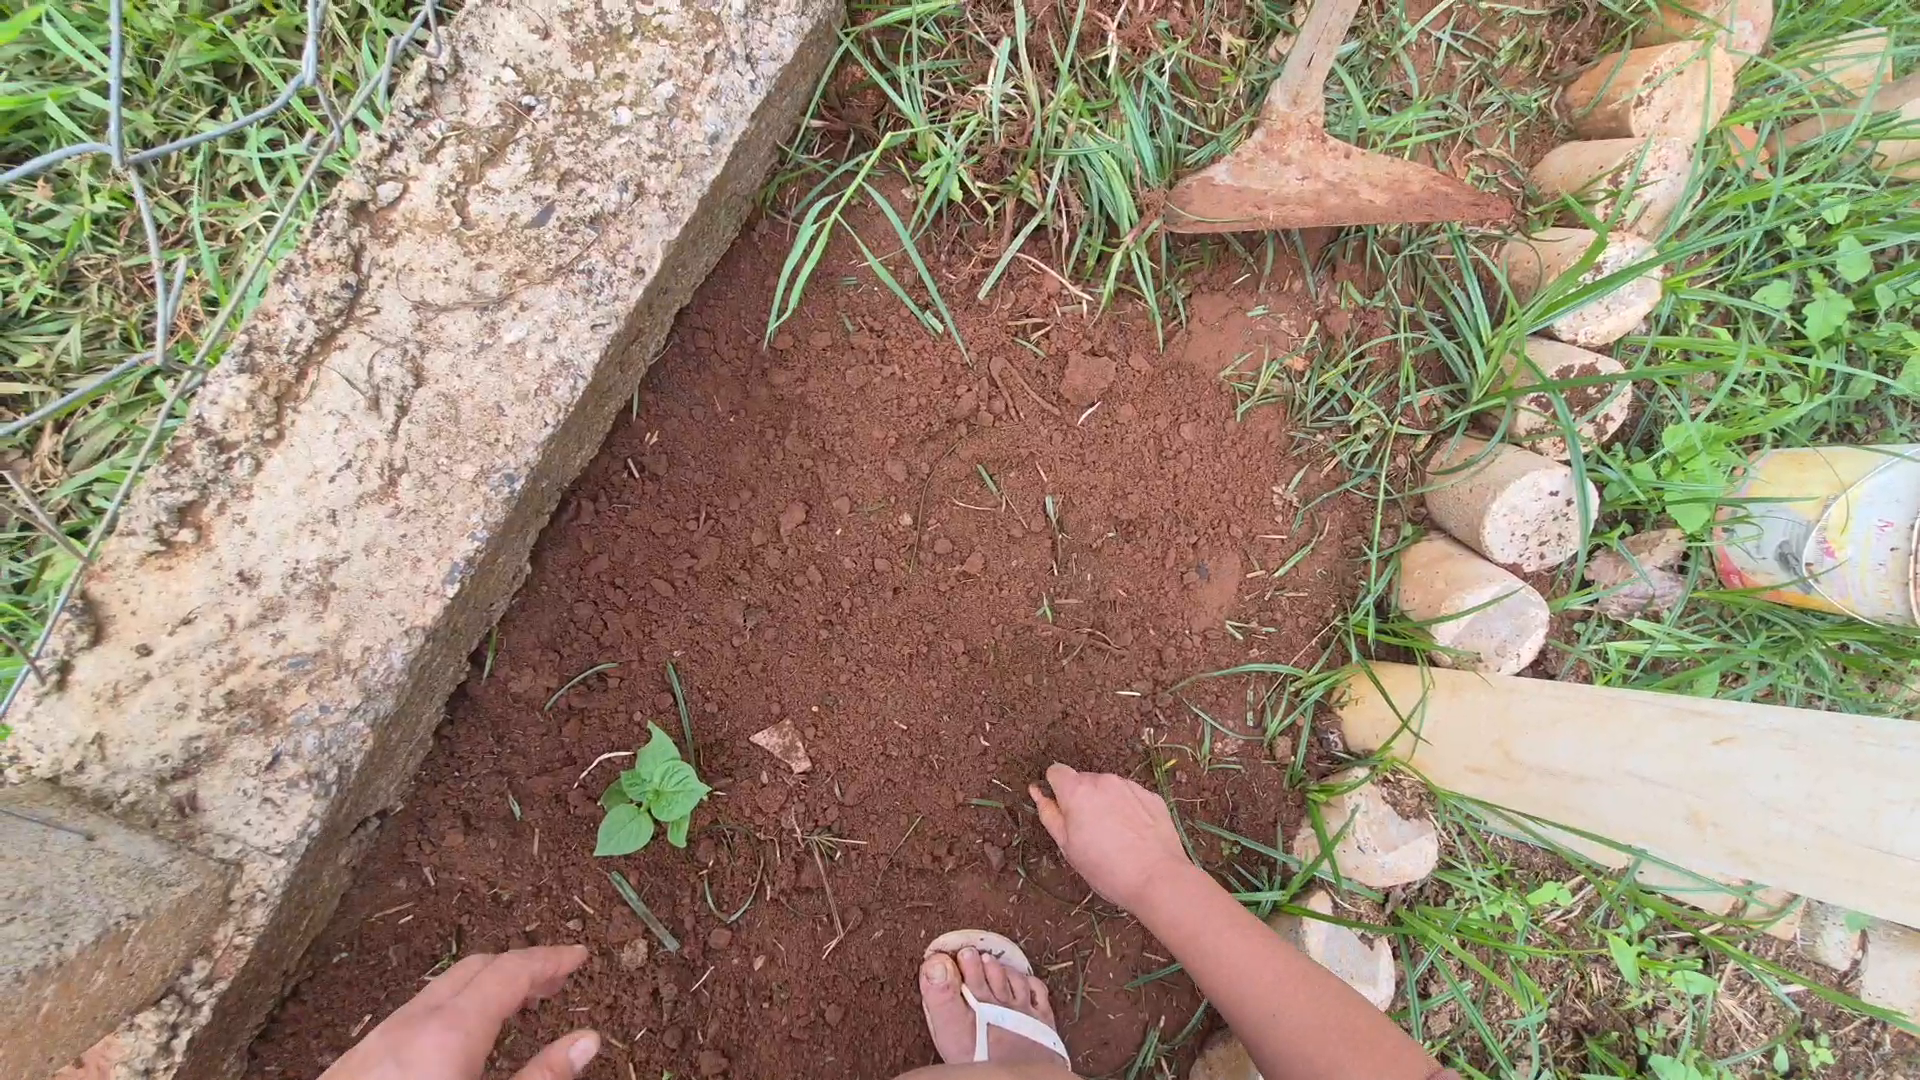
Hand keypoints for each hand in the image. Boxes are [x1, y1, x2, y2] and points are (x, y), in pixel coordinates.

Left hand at [318, 945, 598, 1079]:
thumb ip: (540, 1077)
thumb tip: (589, 1040)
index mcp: (450, 1030)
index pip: (512, 970)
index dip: (551, 958)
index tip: (581, 956)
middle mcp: (411, 1023)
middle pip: (476, 968)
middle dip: (520, 966)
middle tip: (555, 983)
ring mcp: (374, 1043)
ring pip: (440, 991)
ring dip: (485, 987)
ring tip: (515, 1010)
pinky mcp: (349, 1067)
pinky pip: (412, 1017)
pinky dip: (451, 1010)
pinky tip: (458, 1043)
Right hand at [1029, 763, 1192, 912]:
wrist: (1158, 879)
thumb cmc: (1107, 868)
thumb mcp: (1067, 847)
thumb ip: (1049, 814)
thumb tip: (1036, 791)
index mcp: (1077, 791)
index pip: (1055, 771)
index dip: (1055, 790)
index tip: (1063, 812)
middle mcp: (1102, 780)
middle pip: (1083, 781)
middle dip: (1082, 800)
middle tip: (1089, 834)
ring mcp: (1129, 786)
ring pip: (1107, 789)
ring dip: (1105, 804)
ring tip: (1115, 838)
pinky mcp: (1151, 796)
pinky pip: (1130, 796)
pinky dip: (1128, 809)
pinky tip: (1134, 836)